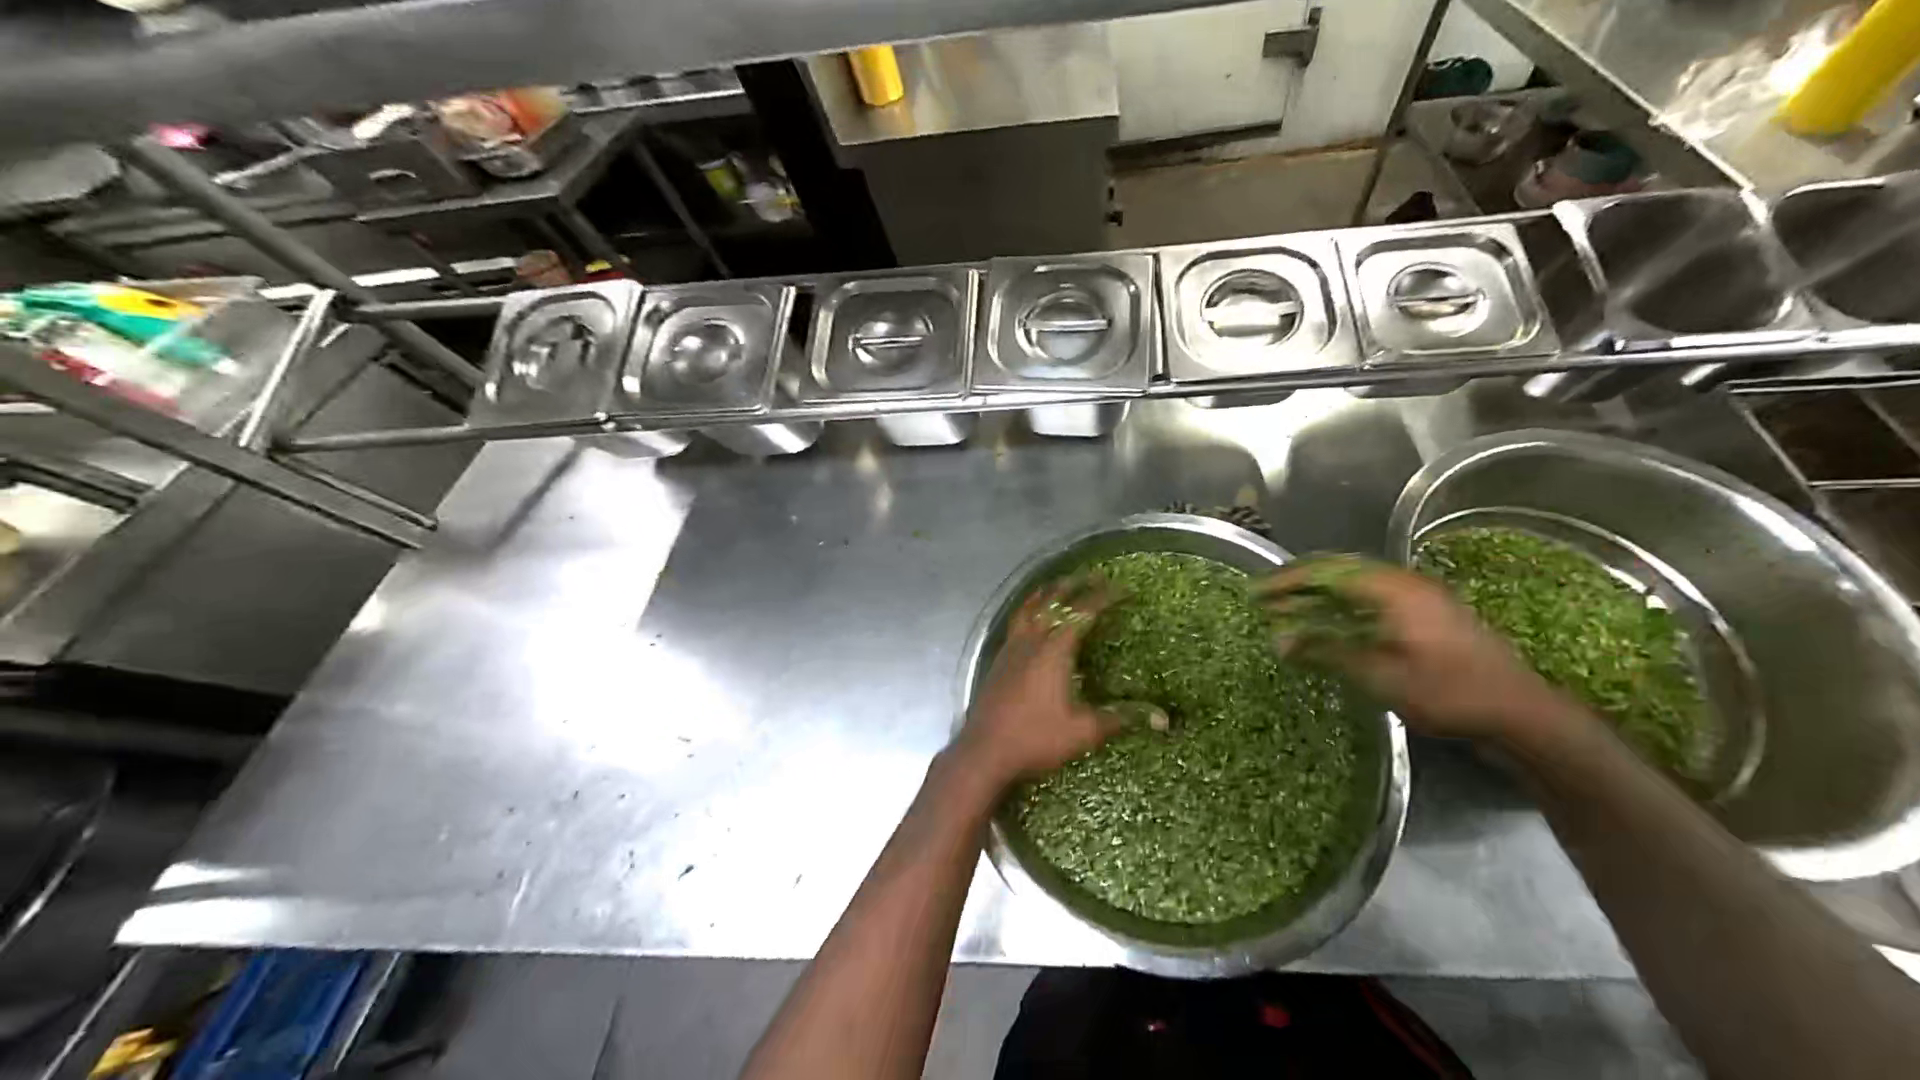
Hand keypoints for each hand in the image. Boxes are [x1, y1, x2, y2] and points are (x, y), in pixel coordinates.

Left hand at [955, 577, 1122, 786]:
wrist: (984, 752)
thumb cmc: (1036, 739)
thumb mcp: (1084, 731)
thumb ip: (1121, 718)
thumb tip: (1162, 718)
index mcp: (1053, 650)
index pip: (1082, 612)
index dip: (1104, 597)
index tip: (1124, 589)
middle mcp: (1030, 641)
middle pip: (1052, 601)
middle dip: (1074, 585)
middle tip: (1094, 575)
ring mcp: (1011, 649)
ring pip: (1028, 608)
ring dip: (1047, 593)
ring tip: (1059, 584)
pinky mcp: (999, 661)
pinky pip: (1016, 622)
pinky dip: (1029, 609)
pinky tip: (1031, 620)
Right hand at [1258, 558, 1573, 741]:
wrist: (1521, 714)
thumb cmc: (1448, 692)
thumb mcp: (1380, 675)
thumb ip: (1327, 651)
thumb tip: (1279, 639)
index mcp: (1394, 589)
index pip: (1328, 571)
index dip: (1288, 580)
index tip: (1256, 592)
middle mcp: (1406, 584)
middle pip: (1341, 569)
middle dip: (1300, 580)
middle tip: (1267, 595)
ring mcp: (1420, 599)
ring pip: (1357, 583)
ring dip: (1320, 592)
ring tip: (1288, 606)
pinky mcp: (1426, 617)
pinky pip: (1372, 598)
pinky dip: (1341, 605)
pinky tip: (1328, 621)